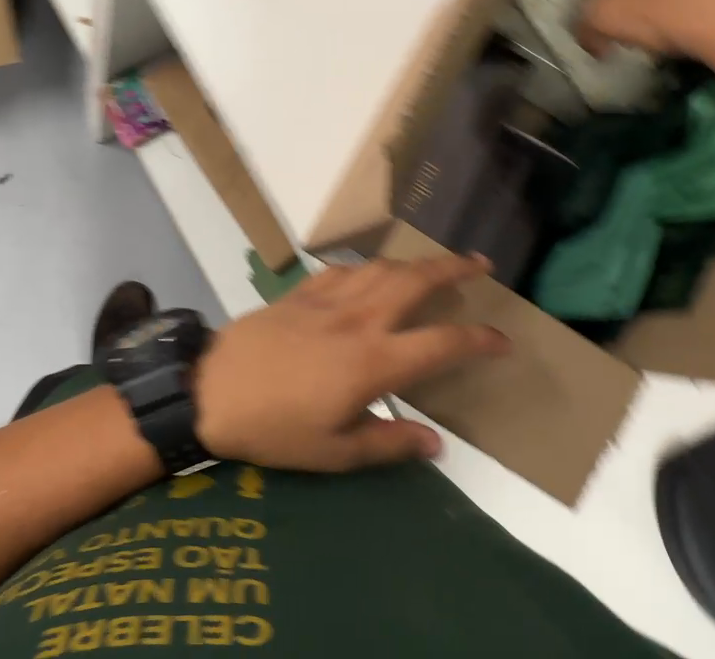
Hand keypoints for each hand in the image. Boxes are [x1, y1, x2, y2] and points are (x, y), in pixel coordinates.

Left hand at [193, 255, 508, 471]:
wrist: (210, 390)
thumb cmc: (274, 428)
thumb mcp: (334, 452)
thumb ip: (389, 444)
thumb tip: (436, 443)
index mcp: (374, 361)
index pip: (442, 343)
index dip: (480, 340)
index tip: (503, 341)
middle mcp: (358, 320)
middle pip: (416, 282)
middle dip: (453, 269)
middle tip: (480, 265)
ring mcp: (326, 301)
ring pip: (380, 268)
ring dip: (413, 262)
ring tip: (433, 265)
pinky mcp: (298, 294)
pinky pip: (341, 270)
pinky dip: (364, 266)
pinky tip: (368, 272)